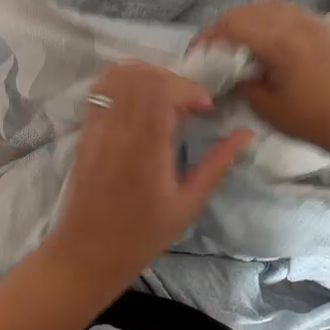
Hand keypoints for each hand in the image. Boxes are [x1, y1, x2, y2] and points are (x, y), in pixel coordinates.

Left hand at [43, 62, 252, 284]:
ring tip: (165, 97)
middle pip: (142, 78)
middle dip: (172, 80)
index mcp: (146, 152)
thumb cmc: (142, 236)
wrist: (87, 253)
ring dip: (147, 76)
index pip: (162, 93)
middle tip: (188, 102)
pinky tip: (140, 101)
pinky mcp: (84, 132)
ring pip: (118, 77)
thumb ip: (216, 165)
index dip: (189, 89)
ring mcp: (96, 130)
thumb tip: (245, 135)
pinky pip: (99, 90)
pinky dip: (122, 82)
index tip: (205, 108)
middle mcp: (117, 134)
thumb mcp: (187, 205)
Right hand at [196, 1, 329, 158]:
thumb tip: (231, 73)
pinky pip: (287, 13)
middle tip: (212, 49)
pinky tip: (264, 38)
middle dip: (224, 27)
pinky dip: (268, 19)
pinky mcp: (321, 30)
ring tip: (235, 42)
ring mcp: (311, 23)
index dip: (208, 36)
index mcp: (280, 42)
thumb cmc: (310, 120)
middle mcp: (295, 24)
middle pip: (247, 11)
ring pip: (268, 7)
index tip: (196, 54)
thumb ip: (242, 84)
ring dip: (246, 20)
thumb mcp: (266, 107)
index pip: (232, 25)